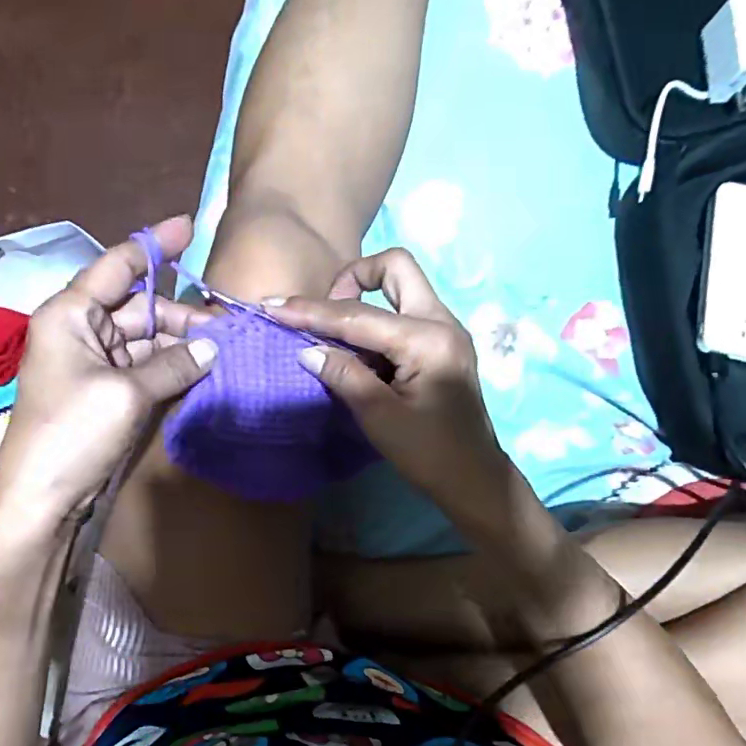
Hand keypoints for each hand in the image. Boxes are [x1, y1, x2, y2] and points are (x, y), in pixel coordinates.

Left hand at [0, 217, 218, 518]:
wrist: (43, 498)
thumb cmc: (74, 432)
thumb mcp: (127, 393)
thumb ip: (173, 364)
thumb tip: (214, 348)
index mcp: (71, 313)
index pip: (118, 265)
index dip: (155, 245)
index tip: (191, 228)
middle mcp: (81, 331)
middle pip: (139, 307)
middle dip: (181, 312)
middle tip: (227, 323)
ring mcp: (94, 365)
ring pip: (145, 340)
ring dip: (180, 343)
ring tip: (224, 349)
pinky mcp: (106, 395)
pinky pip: (144, 369)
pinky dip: (171, 368)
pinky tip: (203, 369)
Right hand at [263, 248, 515, 532]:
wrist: (473, 478)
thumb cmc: (428, 453)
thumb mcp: (379, 417)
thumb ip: (343, 375)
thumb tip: (307, 350)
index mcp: (427, 339)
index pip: (358, 314)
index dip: (311, 310)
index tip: (272, 304)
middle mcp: (441, 321)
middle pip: (395, 267)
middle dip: (353, 278)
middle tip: (326, 314)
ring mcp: (445, 330)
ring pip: (400, 287)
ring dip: (364, 300)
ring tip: (335, 337)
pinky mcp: (441, 344)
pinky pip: (402, 314)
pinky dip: (375, 322)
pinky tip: (357, 353)